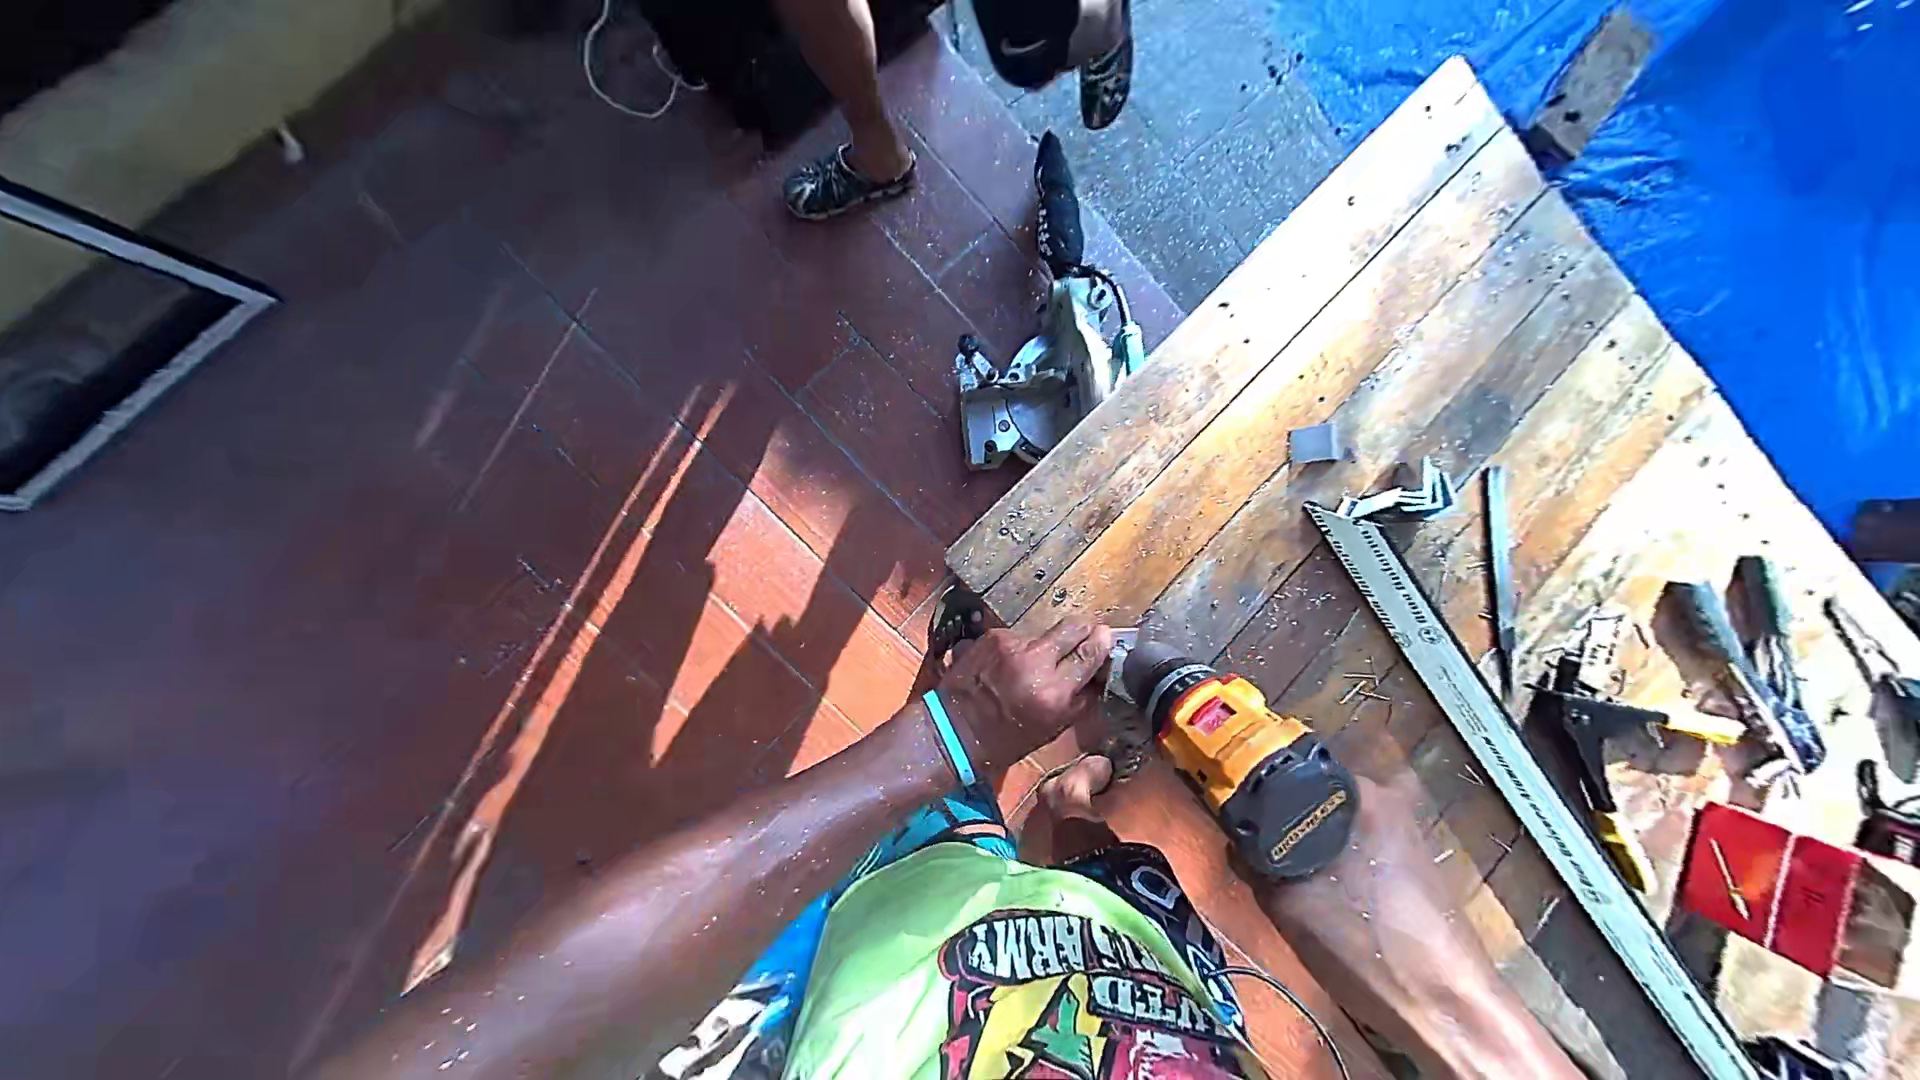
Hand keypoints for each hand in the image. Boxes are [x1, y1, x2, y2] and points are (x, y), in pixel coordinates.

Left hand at [932, 621, 1113, 775]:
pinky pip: (1019, 636)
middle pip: (1072, 626)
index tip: (1106, 636)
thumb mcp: (1054, 727)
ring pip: (1044, 631)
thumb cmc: (1008, 738)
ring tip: (1035, 664)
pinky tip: (1011, 664)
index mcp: (1054, 692)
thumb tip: (1101, 669)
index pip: (1090, 653)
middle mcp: (1035, 662)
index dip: (1101, 642)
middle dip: (1081, 630)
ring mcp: (1011, 644)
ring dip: (1047, 644)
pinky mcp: (993, 636)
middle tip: (1082, 637)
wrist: (954, 729)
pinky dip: (1021, 647)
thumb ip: (1081, 697)